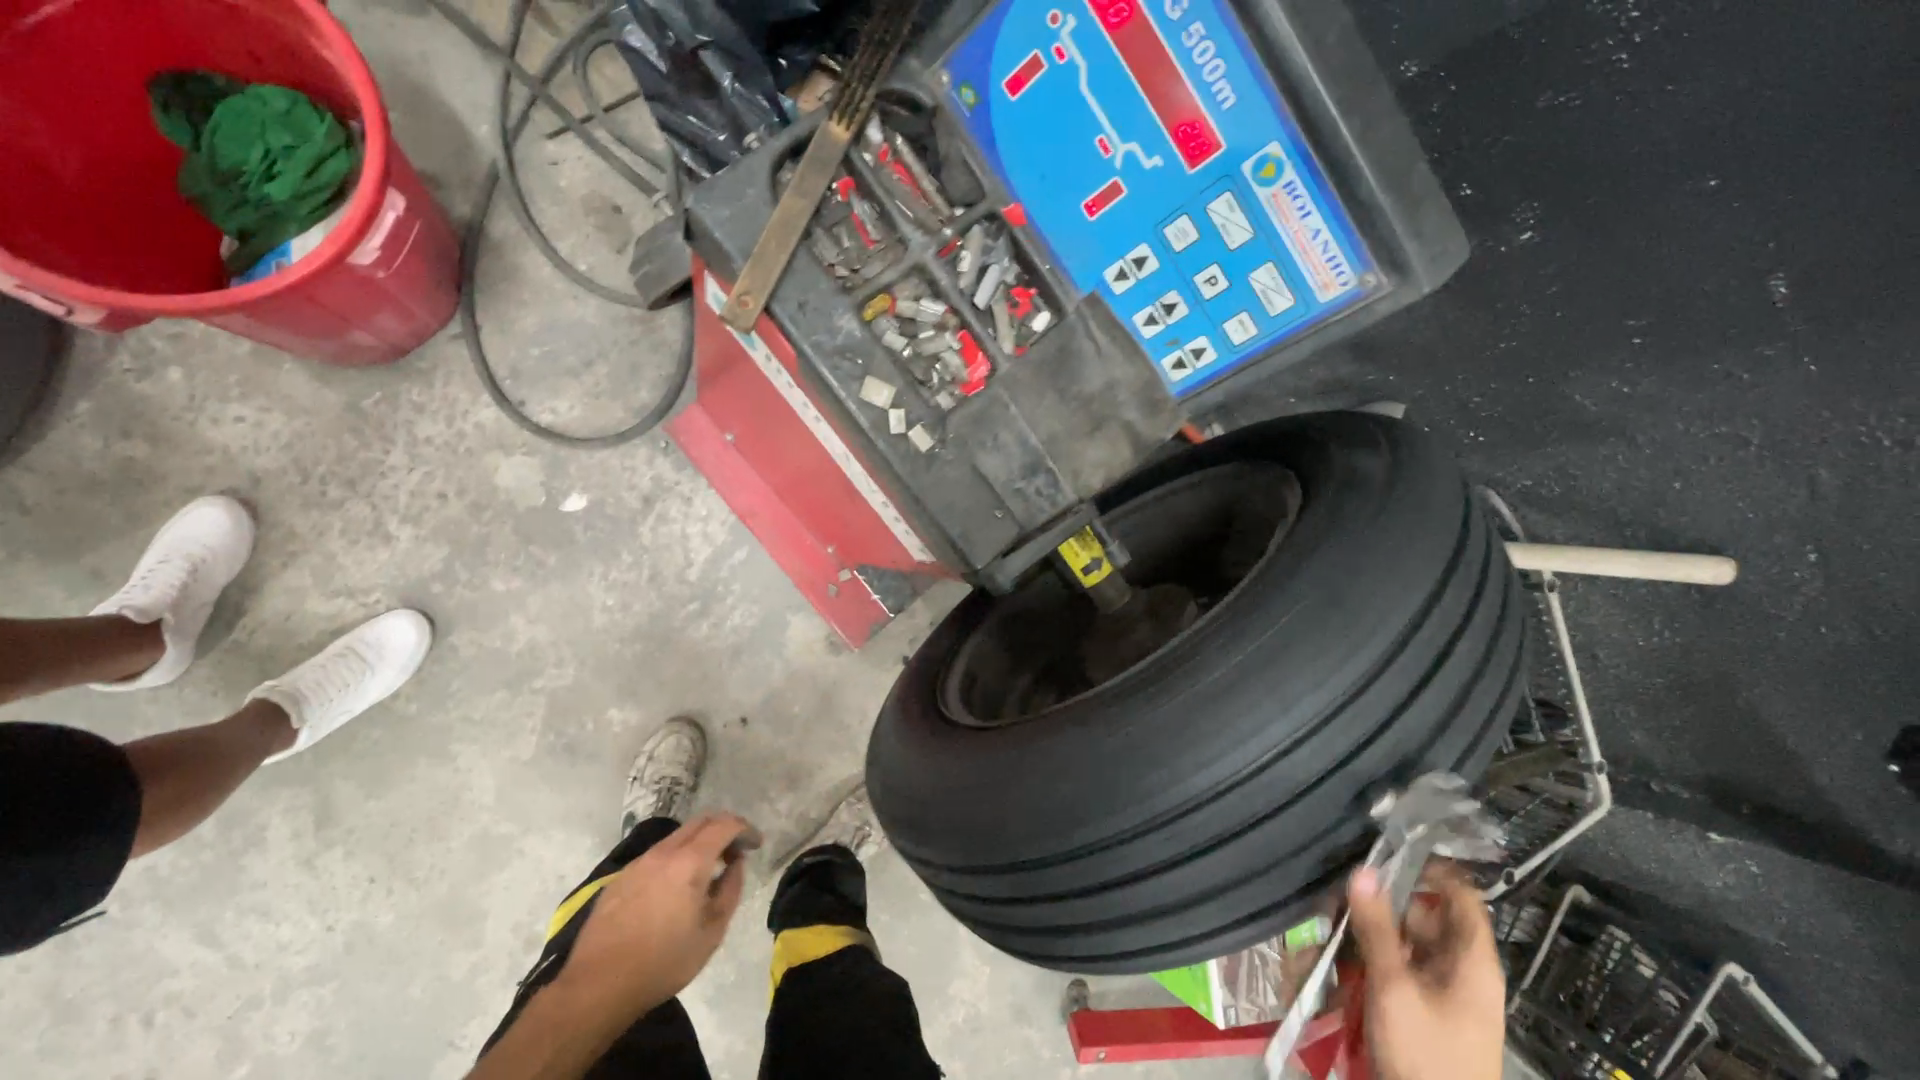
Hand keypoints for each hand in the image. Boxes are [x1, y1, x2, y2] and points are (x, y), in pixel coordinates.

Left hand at [557, 814, 761, 1016]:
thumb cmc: (664, 962)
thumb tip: (735, 864)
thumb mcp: (712, 931)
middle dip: (723, 829)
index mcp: (689, 862)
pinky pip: (656, 856)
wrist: (599, 985)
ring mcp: (637, 864)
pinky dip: (676, 858)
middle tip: (736, 851)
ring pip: (676, 838)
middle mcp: (662, 853)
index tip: (756, 845)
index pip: (724, 825)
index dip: (745, 829)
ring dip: (698, 844)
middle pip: (700, 822)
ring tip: (707, 872)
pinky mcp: (620, 879)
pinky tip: (675, 888)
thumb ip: (730, 890)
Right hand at [1346, 863, 1505, 1079]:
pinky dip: (1373, 965)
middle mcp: (1463, 972)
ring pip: (1406, 946)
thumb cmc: (1427, 1056)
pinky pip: (1398, 974)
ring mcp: (1444, 995)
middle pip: (1426, 919)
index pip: (1462, 897)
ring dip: (1371, 937)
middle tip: (1342, 897)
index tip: (1386, 855)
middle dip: (1384, 907)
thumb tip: (1363, 871)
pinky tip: (1342, 967)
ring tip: (1333, 932)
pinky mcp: (1424, 1015)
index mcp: (1473, 961)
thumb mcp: (1395, 989)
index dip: (1430, 871)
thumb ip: (1376, 929)